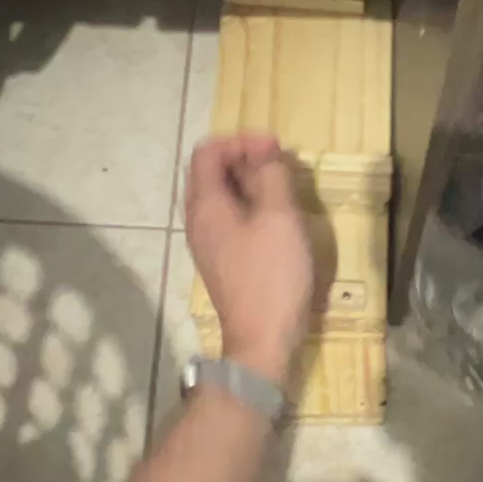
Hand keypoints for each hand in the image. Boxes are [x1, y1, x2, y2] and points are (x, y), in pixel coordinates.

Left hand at [184, 134, 314, 385]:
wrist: (262, 341)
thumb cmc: (272, 276)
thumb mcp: (280, 219)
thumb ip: (272, 177)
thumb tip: (266, 152)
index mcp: (206, 205)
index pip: (208, 153)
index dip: (241, 140)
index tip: (276, 147)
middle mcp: (199, 222)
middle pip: (210, 174)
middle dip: (244, 159)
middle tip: (280, 163)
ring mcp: (209, 245)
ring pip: (221, 199)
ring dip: (249, 184)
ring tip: (283, 188)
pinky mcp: (223, 264)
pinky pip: (230, 222)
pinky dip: (250, 208)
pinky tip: (277, 220)